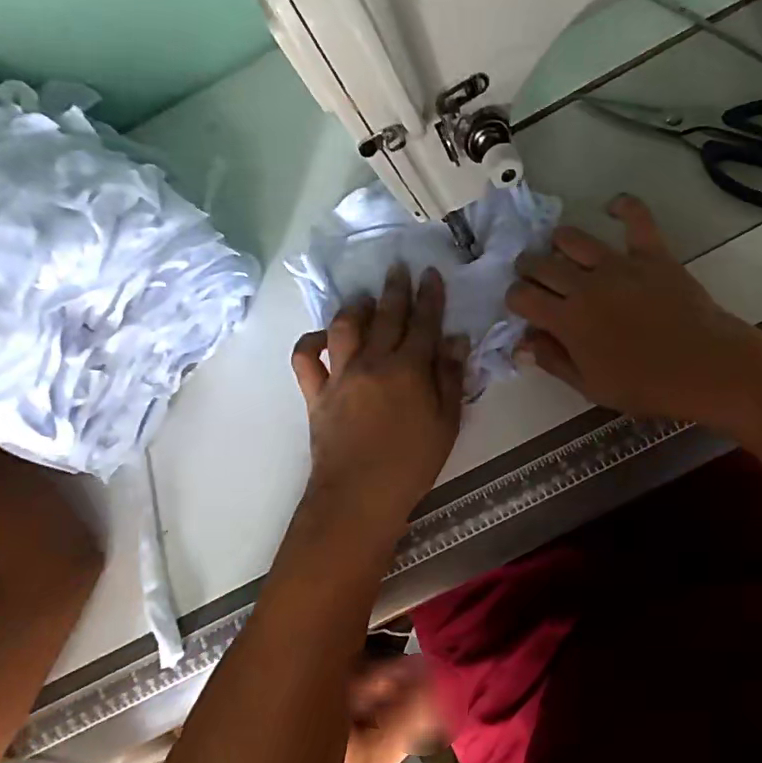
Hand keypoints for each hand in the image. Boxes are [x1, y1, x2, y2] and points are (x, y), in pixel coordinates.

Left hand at [292, 265, 466, 526]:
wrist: (360, 494)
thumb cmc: (412, 464)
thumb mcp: (447, 424)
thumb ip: (450, 378)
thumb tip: (455, 339)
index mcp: (409, 369)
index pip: (423, 323)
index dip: (429, 296)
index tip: (431, 273)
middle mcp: (373, 362)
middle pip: (386, 316)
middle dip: (395, 289)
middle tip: (399, 268)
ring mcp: (341, 375)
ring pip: (345, 327)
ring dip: (356, 307)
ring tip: (365, 298)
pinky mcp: (316, 393)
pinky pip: (306, 358)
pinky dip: (311, 341)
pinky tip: (322, 336)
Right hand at [507, 194, 761, 424]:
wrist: (705, 368)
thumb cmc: (645, 386)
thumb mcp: (590, 386)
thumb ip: (553, 361)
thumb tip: (521, 344)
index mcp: (567, 320)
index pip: (523, 297)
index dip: (514, 299)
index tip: (521, 307)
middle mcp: (585, 285)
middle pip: (541, 264)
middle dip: (528, 269)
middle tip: (533, 277)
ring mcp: (619, 264)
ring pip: (573, 238)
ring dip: (558, 242)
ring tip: (560, 251)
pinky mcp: (652, 253)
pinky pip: (635, 218)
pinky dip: (623, 207)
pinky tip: (612, 207)